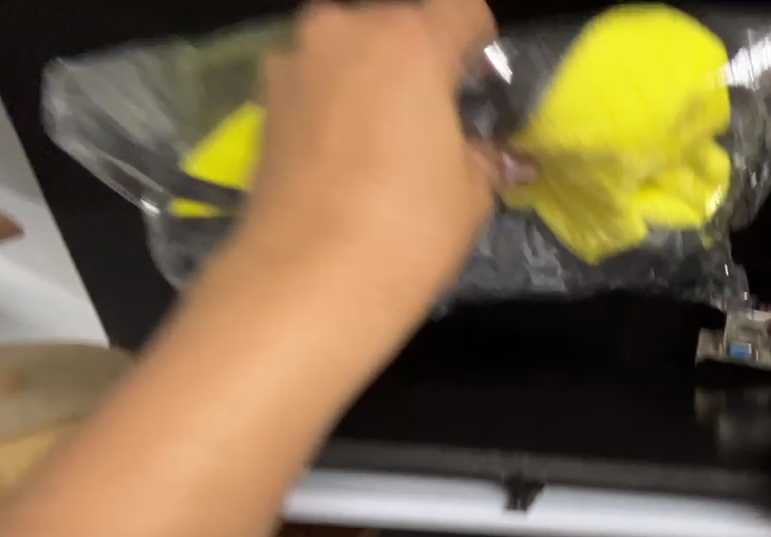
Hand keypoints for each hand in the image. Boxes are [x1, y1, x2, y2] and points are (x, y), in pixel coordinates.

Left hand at [230, 0, 504, 318]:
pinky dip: (342, 108)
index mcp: (409, 41)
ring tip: (394, 149)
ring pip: (353, 54)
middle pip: (399, 27)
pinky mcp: (266, 99)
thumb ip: (488, 157)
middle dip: (425, 65)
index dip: (482, 45)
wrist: (312, 277)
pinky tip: (353, 164)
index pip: (462, 9)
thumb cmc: (411, 228)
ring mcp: (295, 60)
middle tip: (442, 125)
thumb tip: (505, 156)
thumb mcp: (473, 194)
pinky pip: (320, 86)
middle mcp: (344, 29)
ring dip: (379, 84)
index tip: (485, 87)